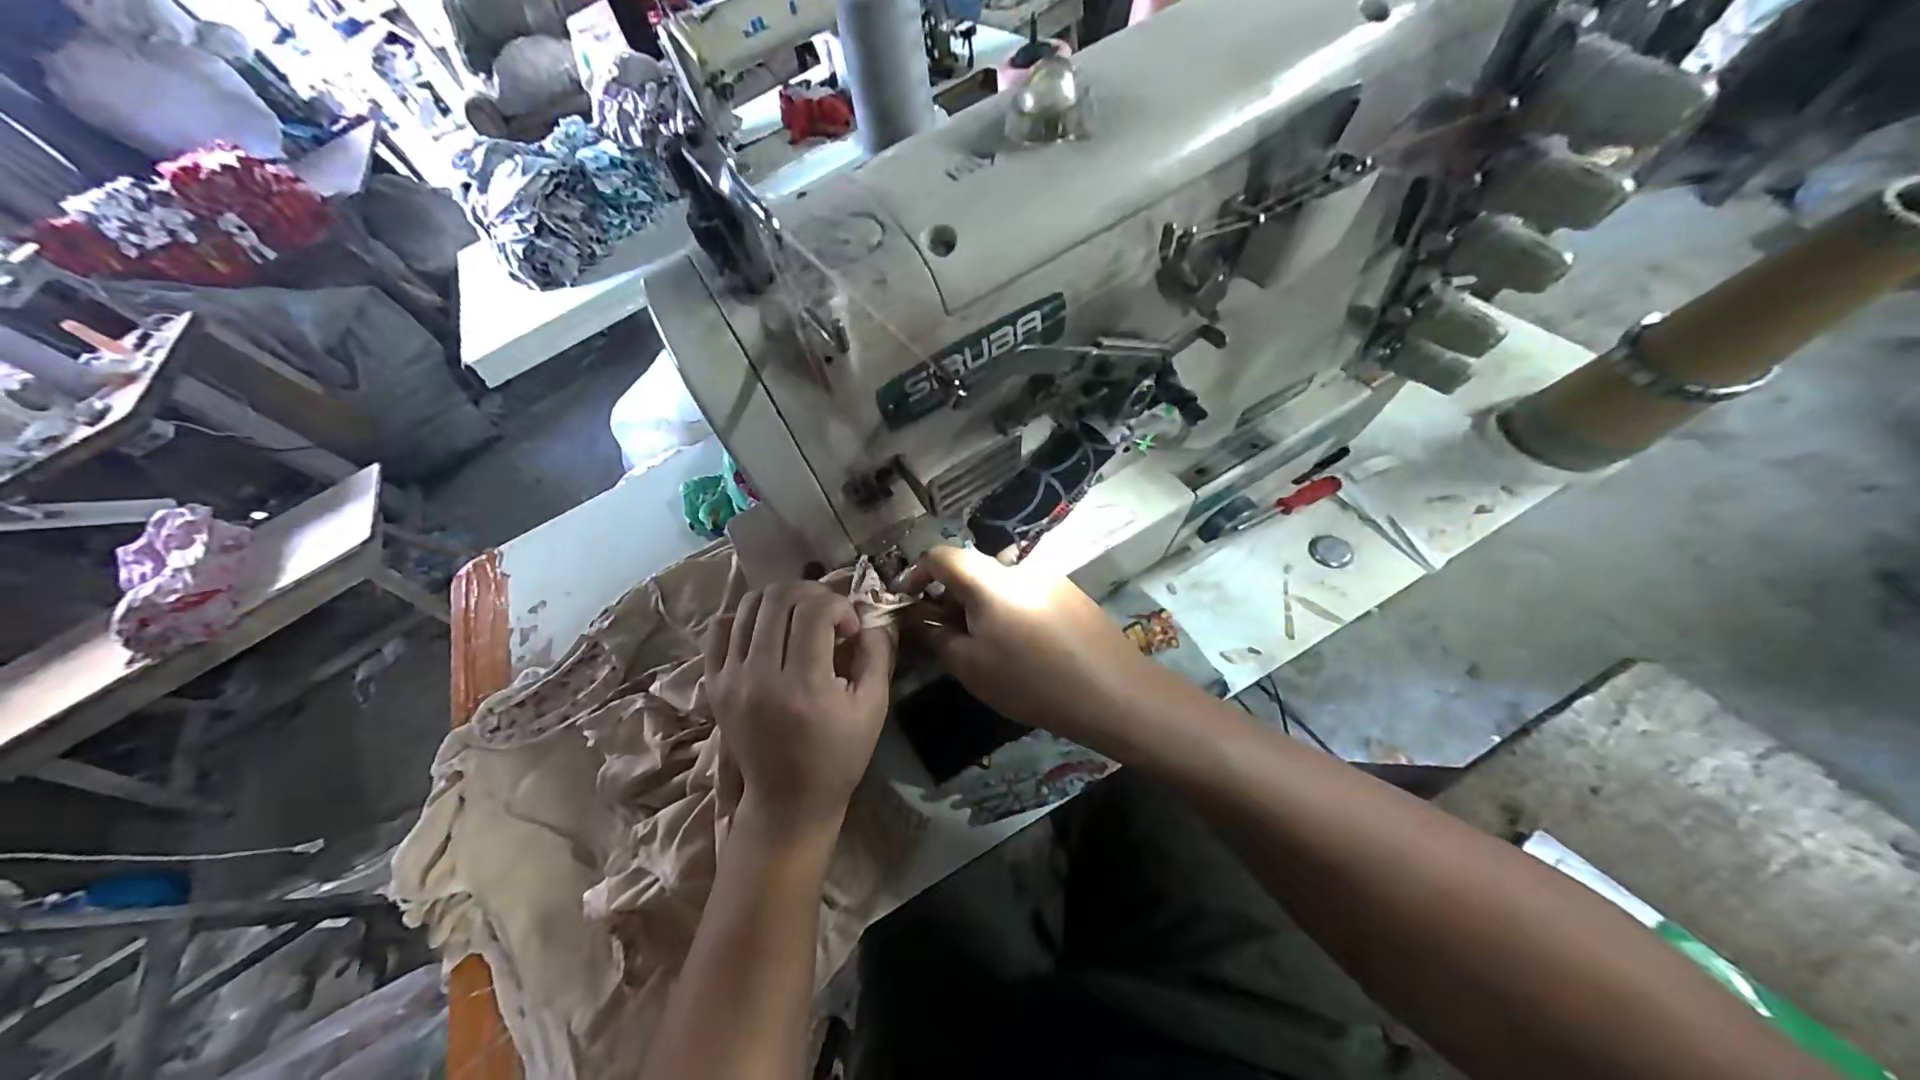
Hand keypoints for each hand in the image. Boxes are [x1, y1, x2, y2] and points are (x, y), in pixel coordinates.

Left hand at [704, 582, 895, 827]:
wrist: (786, 800)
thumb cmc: (838, 756)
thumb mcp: (874, 707)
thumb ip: (877, 654)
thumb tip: (868, 614)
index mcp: (804, 686)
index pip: (815, 609)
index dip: (840, 606)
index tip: (851, 629)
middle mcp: (760, 676)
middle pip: (780, 597)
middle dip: (813, 594)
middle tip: (828, 616)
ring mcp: (730, 678)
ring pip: (750, 604)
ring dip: (782, 601)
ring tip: (799, 621)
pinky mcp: (713, 683)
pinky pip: (721, 626)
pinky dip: (747, 617)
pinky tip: (768, 632)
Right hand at [906, 546, 1176, 753]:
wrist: (1113, 693)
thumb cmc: (1031, 681)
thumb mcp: (970, 667)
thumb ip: (936, 635)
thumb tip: (920, 616)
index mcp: (989, 581)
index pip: (941, 555)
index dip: (916, 572)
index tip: (907, 599)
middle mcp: (1019, 569)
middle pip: (972, 571)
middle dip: (949, 596)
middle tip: (945, 634)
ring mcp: (1050, 579)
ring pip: (1000, 585)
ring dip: (981, 607)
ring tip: (987, 647)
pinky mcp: (1072, 595)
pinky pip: (1026, 595)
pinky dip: (1010, 612)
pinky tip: (1023, 649)